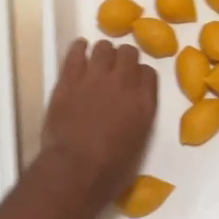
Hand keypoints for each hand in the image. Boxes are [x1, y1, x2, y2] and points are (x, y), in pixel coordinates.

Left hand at [38, 39, 157, 204]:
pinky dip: (79, 48)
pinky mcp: (69, 79)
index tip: (135, 82)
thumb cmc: (109, 171)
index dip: (141, 75)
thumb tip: (132, 114)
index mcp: (144, 102)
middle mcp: (123, 82)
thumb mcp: (138, 146)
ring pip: (104, 47)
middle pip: (129, 53)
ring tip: (98, 61)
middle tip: (116, 69)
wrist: (74, 171)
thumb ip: (139, 121)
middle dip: (124, 58)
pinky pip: (76, 52)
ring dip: (103, 52)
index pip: (149, 73)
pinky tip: (80, 49)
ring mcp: (95, 77)